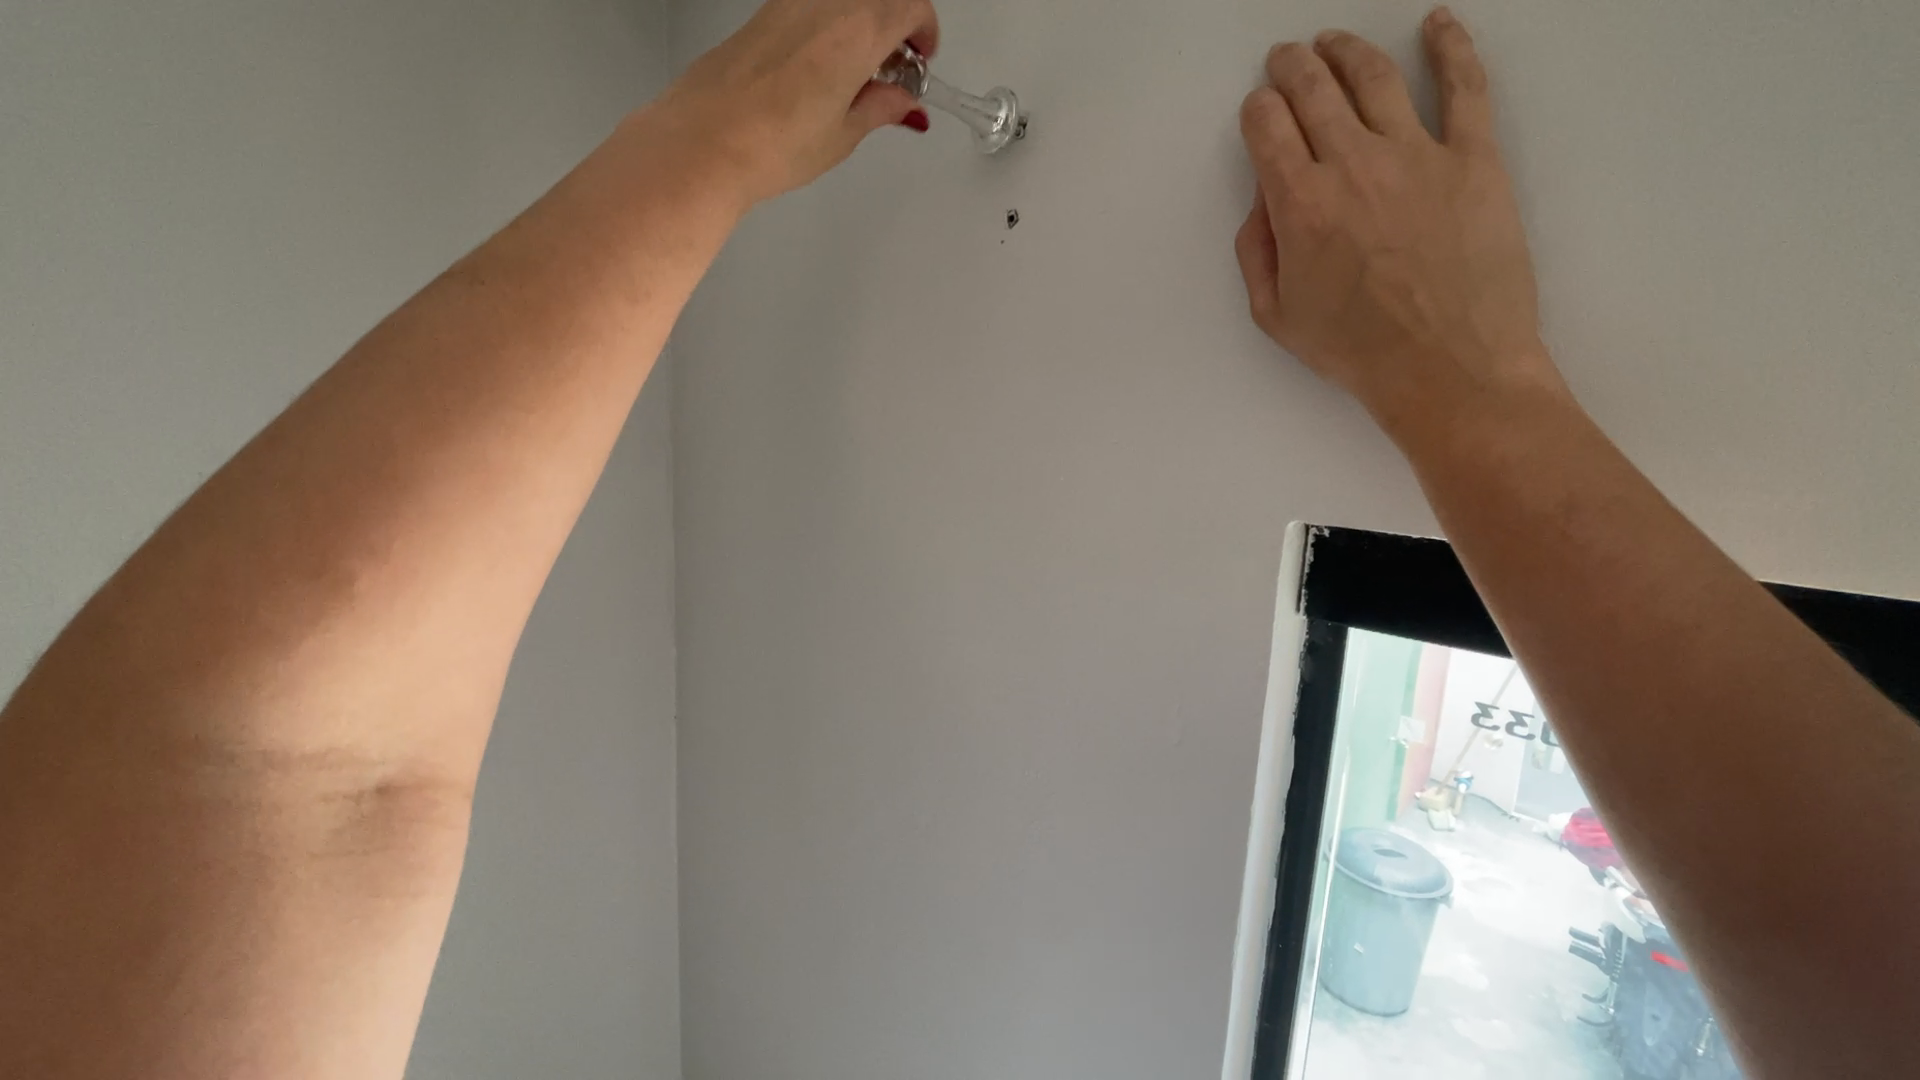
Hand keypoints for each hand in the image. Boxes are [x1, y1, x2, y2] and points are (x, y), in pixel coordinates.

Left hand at [650, 0, 939, 207]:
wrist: (705, 142)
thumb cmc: (771, 142)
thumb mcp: (843, 134)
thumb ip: (880, 107)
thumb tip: (902, 101)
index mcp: (857, 30)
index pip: (911, 6)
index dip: (925, 31)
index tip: (922, 61)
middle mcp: (825, 3)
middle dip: (897, 27)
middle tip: (896, 72)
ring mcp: (790, 3)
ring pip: (845, 1)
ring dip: (863, 26)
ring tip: (858, 77)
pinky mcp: (764, 15)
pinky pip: (814, 6)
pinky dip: (833, 27)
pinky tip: (825, 72)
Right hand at [1236, 8, 1565, 431]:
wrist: (1447, 366)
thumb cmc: (1355, 349)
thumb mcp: (1275, 316)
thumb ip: (1256, 251)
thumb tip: (1263, 201)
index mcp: (1300, 205)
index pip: (1267, 127)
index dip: (1257, 111)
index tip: (1259, 113)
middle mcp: (1353, 165)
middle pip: (1314, 90)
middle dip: (1291, 67)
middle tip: (1285, 58)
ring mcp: (1418, 155)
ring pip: (1375, 76)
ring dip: (1346, 50)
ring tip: (1333, 42)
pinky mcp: (1474, 158)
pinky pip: (1465, 86)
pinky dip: (1451, 46)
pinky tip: (1437, 23)